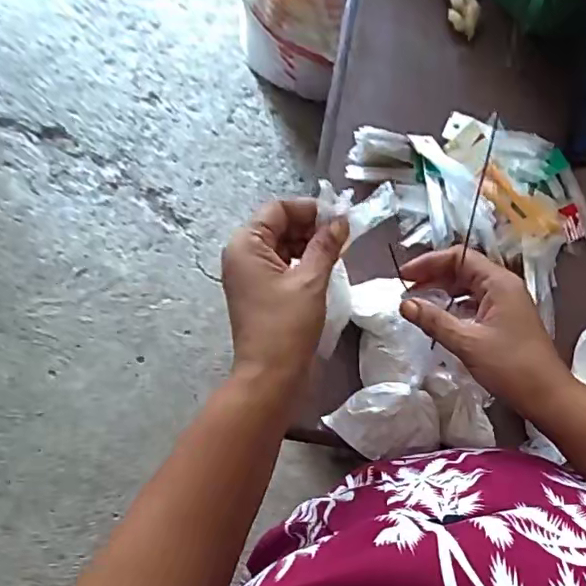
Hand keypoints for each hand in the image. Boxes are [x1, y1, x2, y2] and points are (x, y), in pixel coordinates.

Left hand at [220, 198, 347, 385]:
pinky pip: (281, 268)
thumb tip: (340, 221)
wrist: (271, 376)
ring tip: (337, 255)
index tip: (340, 220)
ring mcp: (249, 277)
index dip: (310, 210)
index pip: (278, 209)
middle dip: (310, 228)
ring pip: (282, 247)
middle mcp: (242, 256)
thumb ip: (326, 246)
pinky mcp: (260, 295)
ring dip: (309, 247)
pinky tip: (324, 271)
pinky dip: (302, 265)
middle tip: (343, 238)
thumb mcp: (311, 281)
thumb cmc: (287, 327)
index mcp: (245, 244)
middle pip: (278, 226)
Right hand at [398, 249, 575, 415]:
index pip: (459, 256)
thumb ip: (434, 321)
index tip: (404, 277)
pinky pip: (476, 307)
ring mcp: (507, 305)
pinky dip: (456, 310)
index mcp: (499, 283)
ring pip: (469, 290)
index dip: (429, 263)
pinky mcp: (506, 323)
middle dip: (434, 278)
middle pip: (464, 270)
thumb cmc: (510, 366)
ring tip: (419, 307)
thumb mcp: (467, 342)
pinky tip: (440, 322)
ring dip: (443, 294)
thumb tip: (405, 304)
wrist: (546, 395)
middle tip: (407, 293)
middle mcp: (504, 287)